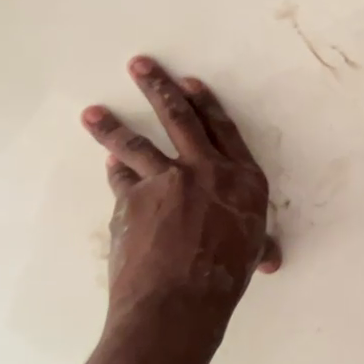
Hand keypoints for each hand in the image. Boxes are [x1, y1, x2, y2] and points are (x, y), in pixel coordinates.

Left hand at [81, 56, 280, 335]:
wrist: (181, 299)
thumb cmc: (226, 276)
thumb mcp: (251, 252)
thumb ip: (258, 245)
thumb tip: (271, 260)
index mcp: (243, 179)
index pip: (223, 129)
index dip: (206, 103)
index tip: (190, 82)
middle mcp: (207, 170)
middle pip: (181, 119)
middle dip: (159, 88)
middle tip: (140, 65)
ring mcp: (166, 182)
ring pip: (138, 143)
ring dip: (113, 126)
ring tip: (92, 111)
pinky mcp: (132, 200)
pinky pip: (122, 179)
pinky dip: (115, 169)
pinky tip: (107, 161)